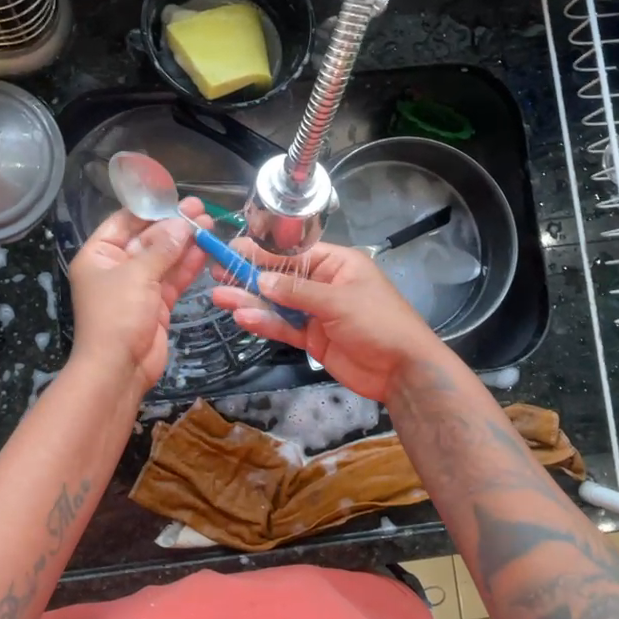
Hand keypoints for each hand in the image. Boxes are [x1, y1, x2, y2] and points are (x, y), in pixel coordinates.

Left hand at [66, 199, 210, 387]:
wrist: (118, 370)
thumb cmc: (117, 317)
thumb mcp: (137, 276)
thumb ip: (162, 248)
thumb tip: (182, 224)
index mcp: (98, 256)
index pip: (123, 223)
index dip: (149, 209)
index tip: (175, 197)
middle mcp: (116, 268)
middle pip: (147, 239)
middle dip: (173, 226)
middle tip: (200, 209)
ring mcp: (137, 287)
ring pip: (164, 259)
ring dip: (185, 244)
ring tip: (209, 224)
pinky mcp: (156, 304)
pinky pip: (173, 279)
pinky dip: (188, 265)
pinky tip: (206, 249)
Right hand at [208, 240, 445, 402]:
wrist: (402, 370)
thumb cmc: (379, 322)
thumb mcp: (339, 300)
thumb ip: (298, 291)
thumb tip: (261, 279)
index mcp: (336, 264)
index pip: (293, 252)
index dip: (262, 251)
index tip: (232, 248)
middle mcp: (323, 284)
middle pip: (280, 277)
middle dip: (249, 276)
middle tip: (216, 273)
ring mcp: (316, 313)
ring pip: (277, 304)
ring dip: (250, 301)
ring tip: (220, 298)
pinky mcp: (312, 339)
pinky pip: (283, 327)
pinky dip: (264, 323)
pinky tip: (242, 318)